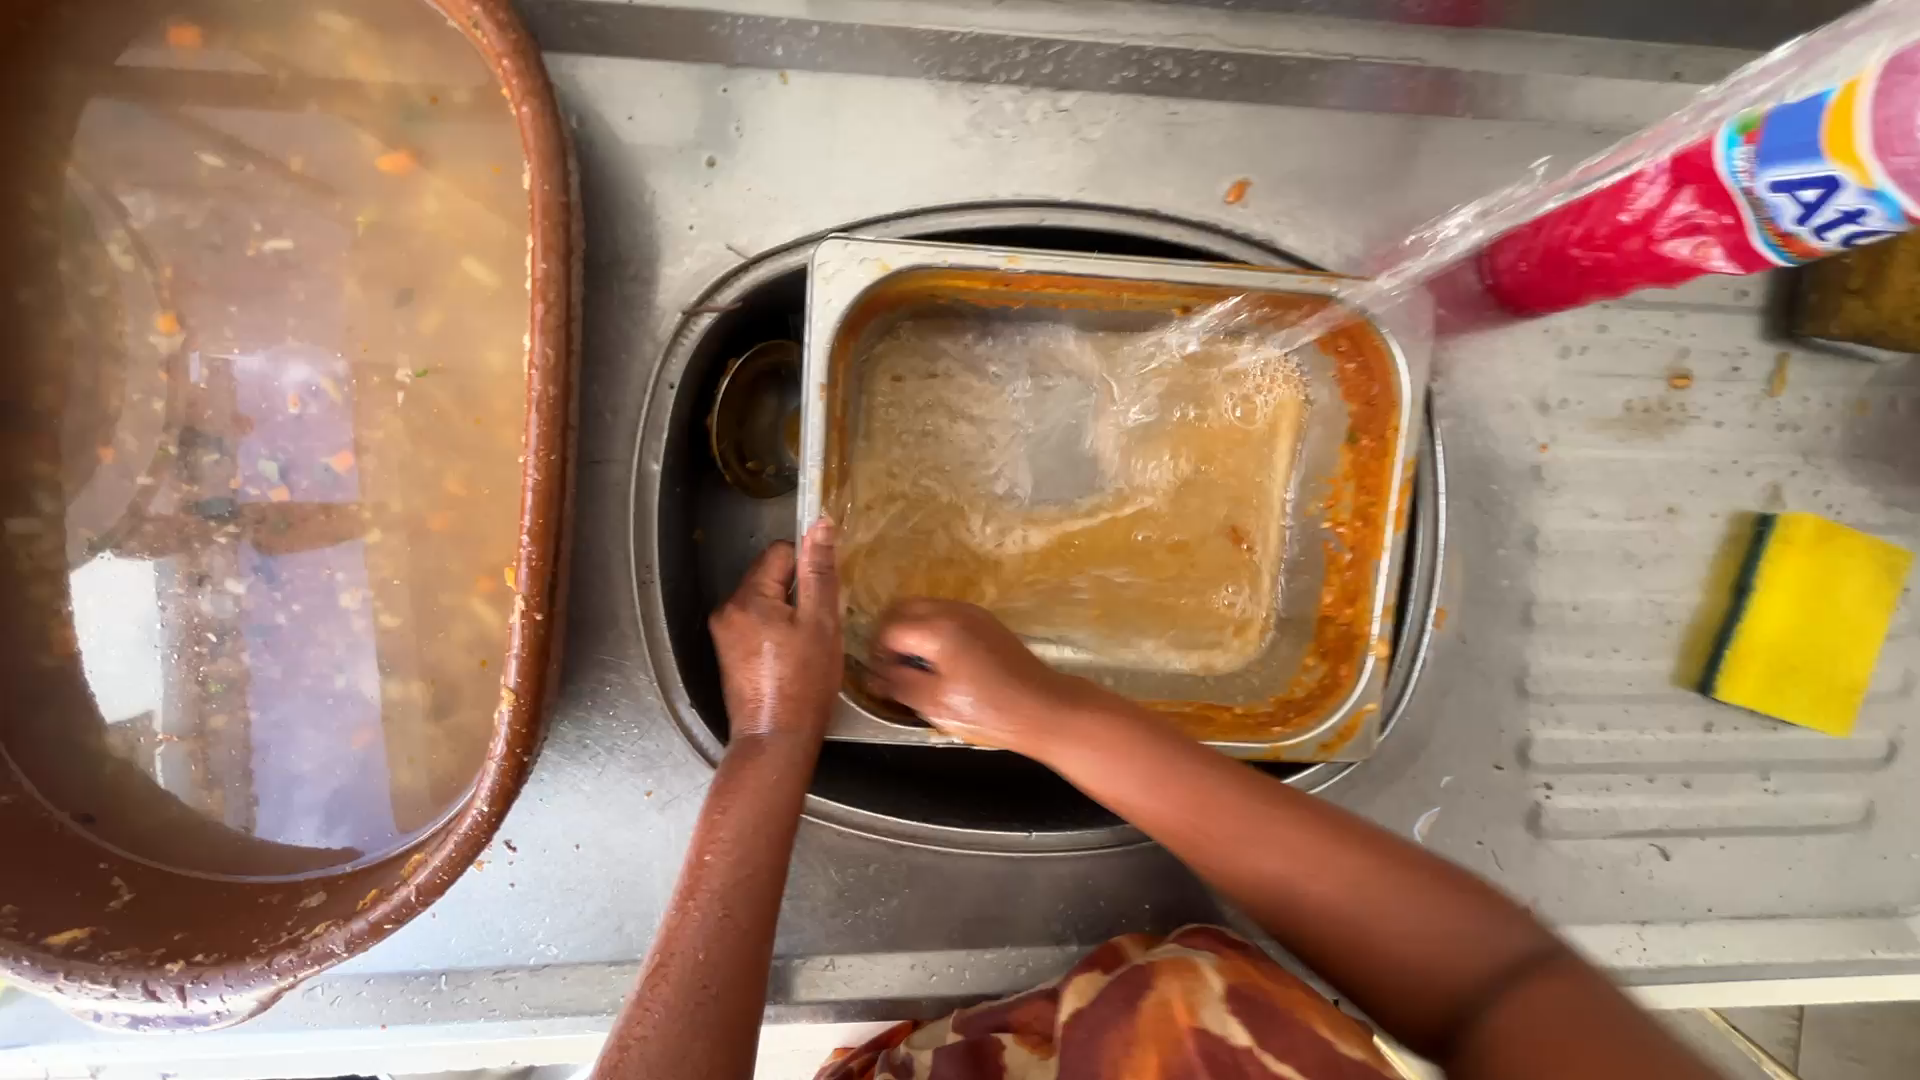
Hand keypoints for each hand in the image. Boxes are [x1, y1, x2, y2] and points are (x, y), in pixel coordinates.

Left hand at [709, 520, 841, 742]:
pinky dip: (776, 630)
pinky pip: (756, 623)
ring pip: (765, 600)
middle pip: (770, 576)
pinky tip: (792, 656)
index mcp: (748, 597)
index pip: (781, 552)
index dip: (808, 568)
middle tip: (817, 625)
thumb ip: (819, 571)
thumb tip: (820, 525)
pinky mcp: (729, 652)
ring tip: (805, 644)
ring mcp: (725, 632)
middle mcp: (728, 609)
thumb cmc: (804, 682)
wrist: (777, 736)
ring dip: (788, 612)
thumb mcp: (822, 621)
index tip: (822, 596)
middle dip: (797, 593)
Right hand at [867, 599, 1119, 757]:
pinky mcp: (985, 621)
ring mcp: (971, 612)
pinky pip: (944, 614)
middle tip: (890, 667)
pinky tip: (937, 660)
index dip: (877, 654)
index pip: (889, 629)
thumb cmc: (988, 710)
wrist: (1043, 707)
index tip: (880, 678)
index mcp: (937, 629)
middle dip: (889, 635)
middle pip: (903, 608)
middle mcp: (952, 610)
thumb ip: (898, 684)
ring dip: (910, 629)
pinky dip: (931, 629)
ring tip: (912, 665)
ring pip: (924, 607)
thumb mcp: (935, 703)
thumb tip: (873, 676)